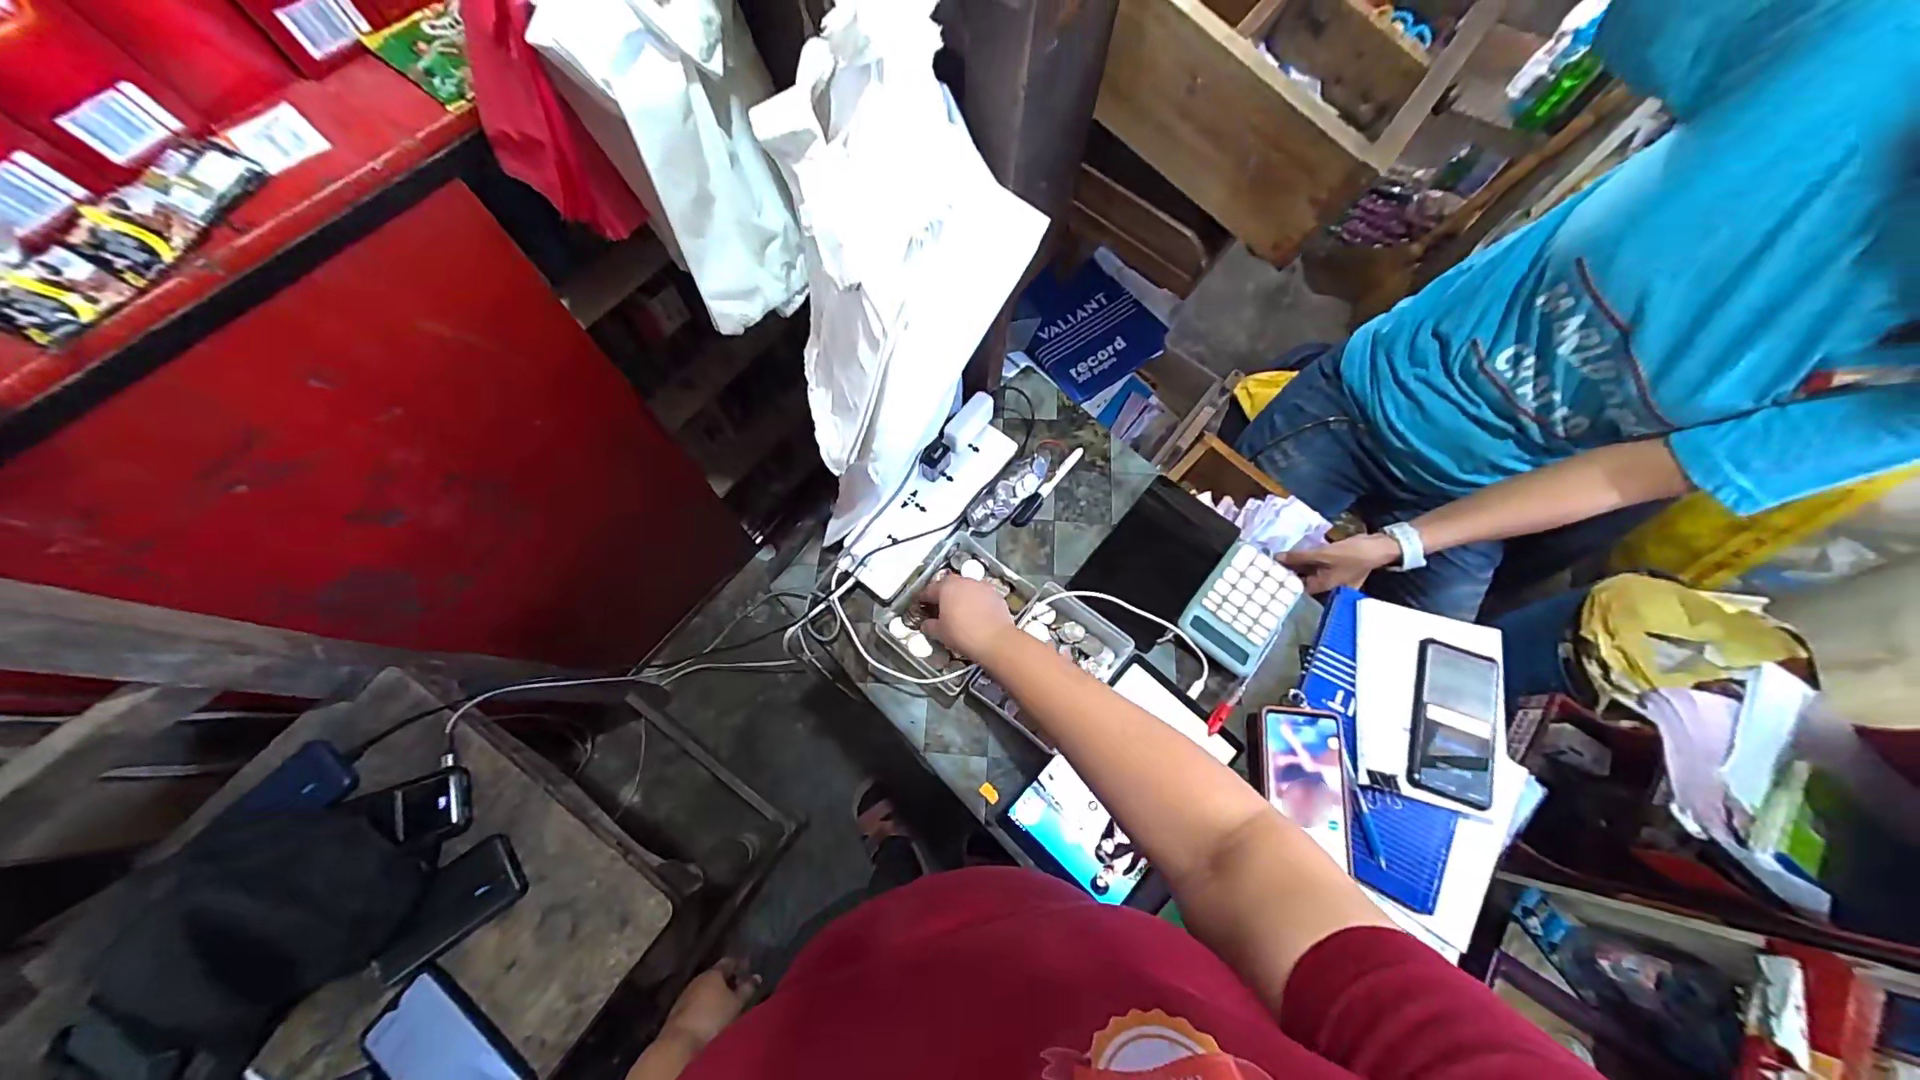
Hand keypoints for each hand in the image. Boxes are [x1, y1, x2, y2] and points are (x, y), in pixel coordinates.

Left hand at [660, 960, 757, 1048]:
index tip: (747, 970)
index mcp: (714, 972)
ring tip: (726, 1002)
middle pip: (716, 974)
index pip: (729, 961)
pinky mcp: (679, 1008)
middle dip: (728, 979)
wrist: (680, 1041)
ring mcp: (687, 992)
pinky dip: (705, 1002)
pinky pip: (697, 999)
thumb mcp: (736, 1004)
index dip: (739, 964)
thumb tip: (757, 977)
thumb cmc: (713, 1018)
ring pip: (705, 987)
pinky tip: (710, 1013)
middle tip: (739, 988)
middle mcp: (699, 978)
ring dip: (716, 992)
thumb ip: (747, 988)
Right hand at [920, 575, 1017, 661]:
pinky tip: (975, 616)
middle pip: (949, 585)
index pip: (929, 590)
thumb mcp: (940, 632)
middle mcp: (965, 581)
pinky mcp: (996, 595)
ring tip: (958, 613)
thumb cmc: (964, 634)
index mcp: (947, 586)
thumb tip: (927, 625)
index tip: (921, 604)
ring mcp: (982, 587)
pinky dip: (976, 603)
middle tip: (939, 609)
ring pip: (967, 589)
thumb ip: (929, 625)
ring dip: (961, 598)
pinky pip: (981, 597)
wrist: (996, 641)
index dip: (923, 599)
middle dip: (943, 596)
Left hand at [1279, 533, 1401, 592]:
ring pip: (1308, 569)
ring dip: (1296, 562)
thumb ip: (1298, 557)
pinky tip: (1296, 549)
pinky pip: (1316, 562)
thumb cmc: (1352, 554)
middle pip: (1301, 578)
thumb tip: (1276, 558)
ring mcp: (1331, 574)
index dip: (1282, 579)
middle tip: (1268, 561)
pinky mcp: (1335, 564)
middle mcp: (1325, 584)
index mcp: (1322, 587)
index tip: (1267, 571)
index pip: (1296, 587)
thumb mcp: (1322, 555)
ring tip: (1277, 553)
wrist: (1380, 546)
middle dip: (1287, 569)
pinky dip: (1307, 557)